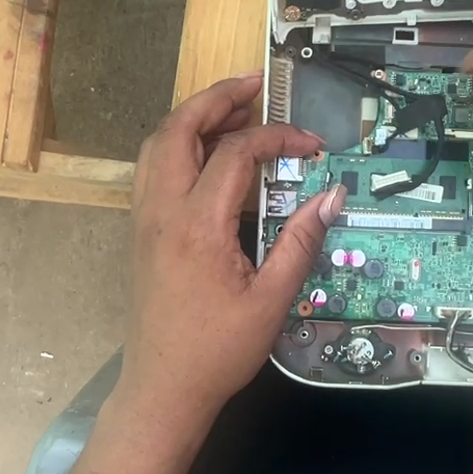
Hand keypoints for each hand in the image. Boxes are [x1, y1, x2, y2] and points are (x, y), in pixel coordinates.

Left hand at [113, 73, 346, 442]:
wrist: (162, 388)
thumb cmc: (218, 351)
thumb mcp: (270, 302)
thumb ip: (300, 244)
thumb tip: (331, 196)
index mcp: (197, 226)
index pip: (235, 154)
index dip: (276, 138)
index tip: (311, 148)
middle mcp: (161, 210)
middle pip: (179, 128)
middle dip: (217, 97)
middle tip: (256, 85)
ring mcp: (144, 219)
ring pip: (158, 143)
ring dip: (192, 116)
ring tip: (233, 108)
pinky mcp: (140, 231)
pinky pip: (153, 167)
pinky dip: (178, 143)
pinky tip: (206, 154)